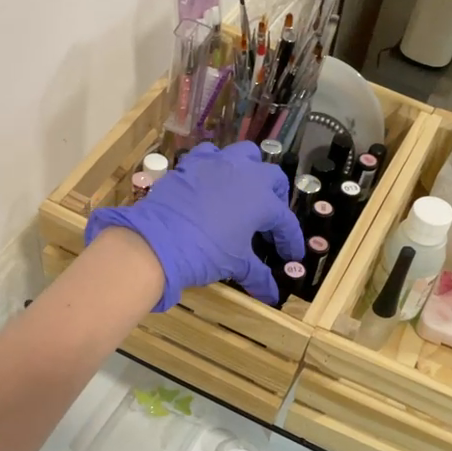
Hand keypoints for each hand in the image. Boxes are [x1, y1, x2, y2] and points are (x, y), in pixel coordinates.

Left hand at [83, 141, 304, 309]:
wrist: (159, 242)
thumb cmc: (207, 253)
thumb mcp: (236, 265)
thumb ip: (257, 276)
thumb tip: (272, 295)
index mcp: (263, 201)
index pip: (284, 221)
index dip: (290, 240)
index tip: (291, 255)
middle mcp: (246, 175)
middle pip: (272, 178)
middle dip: (276, 197)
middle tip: (270, 219)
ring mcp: (218, 164)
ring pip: (245, 155)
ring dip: (251, 169)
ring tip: (245, 189)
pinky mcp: (192, 163)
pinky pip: (210, 155)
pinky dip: (216, 165)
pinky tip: (212, 180)